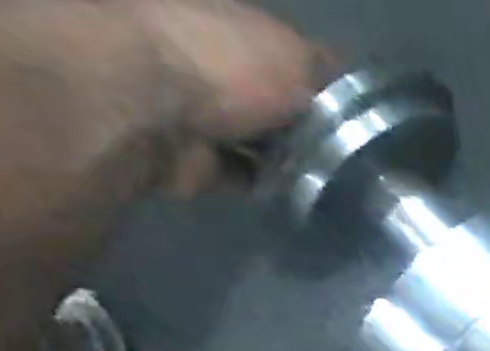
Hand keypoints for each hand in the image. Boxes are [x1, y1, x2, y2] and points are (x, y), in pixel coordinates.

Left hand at [0, 0, 321, 252]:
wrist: (140, 109)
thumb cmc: (218, 61)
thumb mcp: (293, 52)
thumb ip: (326, 67)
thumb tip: (348, 80)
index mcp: (209, 9)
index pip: (272, 40)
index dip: (313, 71)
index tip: (350, 104)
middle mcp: (188, 48)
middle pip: (261, 88)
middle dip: (301, 115)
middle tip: (349, 146)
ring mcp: (180, 103)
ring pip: (251, 132)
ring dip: (286, 154)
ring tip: (333, 175)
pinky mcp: (182, 154)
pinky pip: (238, 171)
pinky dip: (268, 183)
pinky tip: (302, 192)